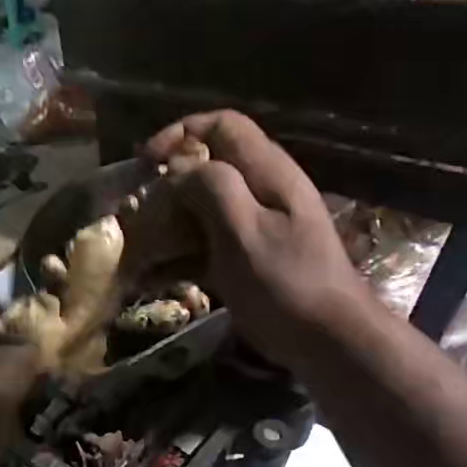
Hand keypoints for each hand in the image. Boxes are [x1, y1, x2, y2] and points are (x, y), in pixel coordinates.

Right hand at [140, 111, 371, 365]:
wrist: (328, 340)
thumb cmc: (286, 284)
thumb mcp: (245, 232)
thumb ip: (212, 189)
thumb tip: (179, 168)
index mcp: (268, 172)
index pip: (222, 125)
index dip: (180, 133)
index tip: (146, 164)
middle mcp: (264, 191)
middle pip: (211, 167)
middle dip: (170, 183)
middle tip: (138, 209)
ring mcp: (259, 227)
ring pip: (206, 208)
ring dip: (171, 221)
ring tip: (140, 244)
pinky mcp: (252, 259)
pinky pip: (210, 243)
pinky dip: (183, 253)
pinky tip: (156, 276)